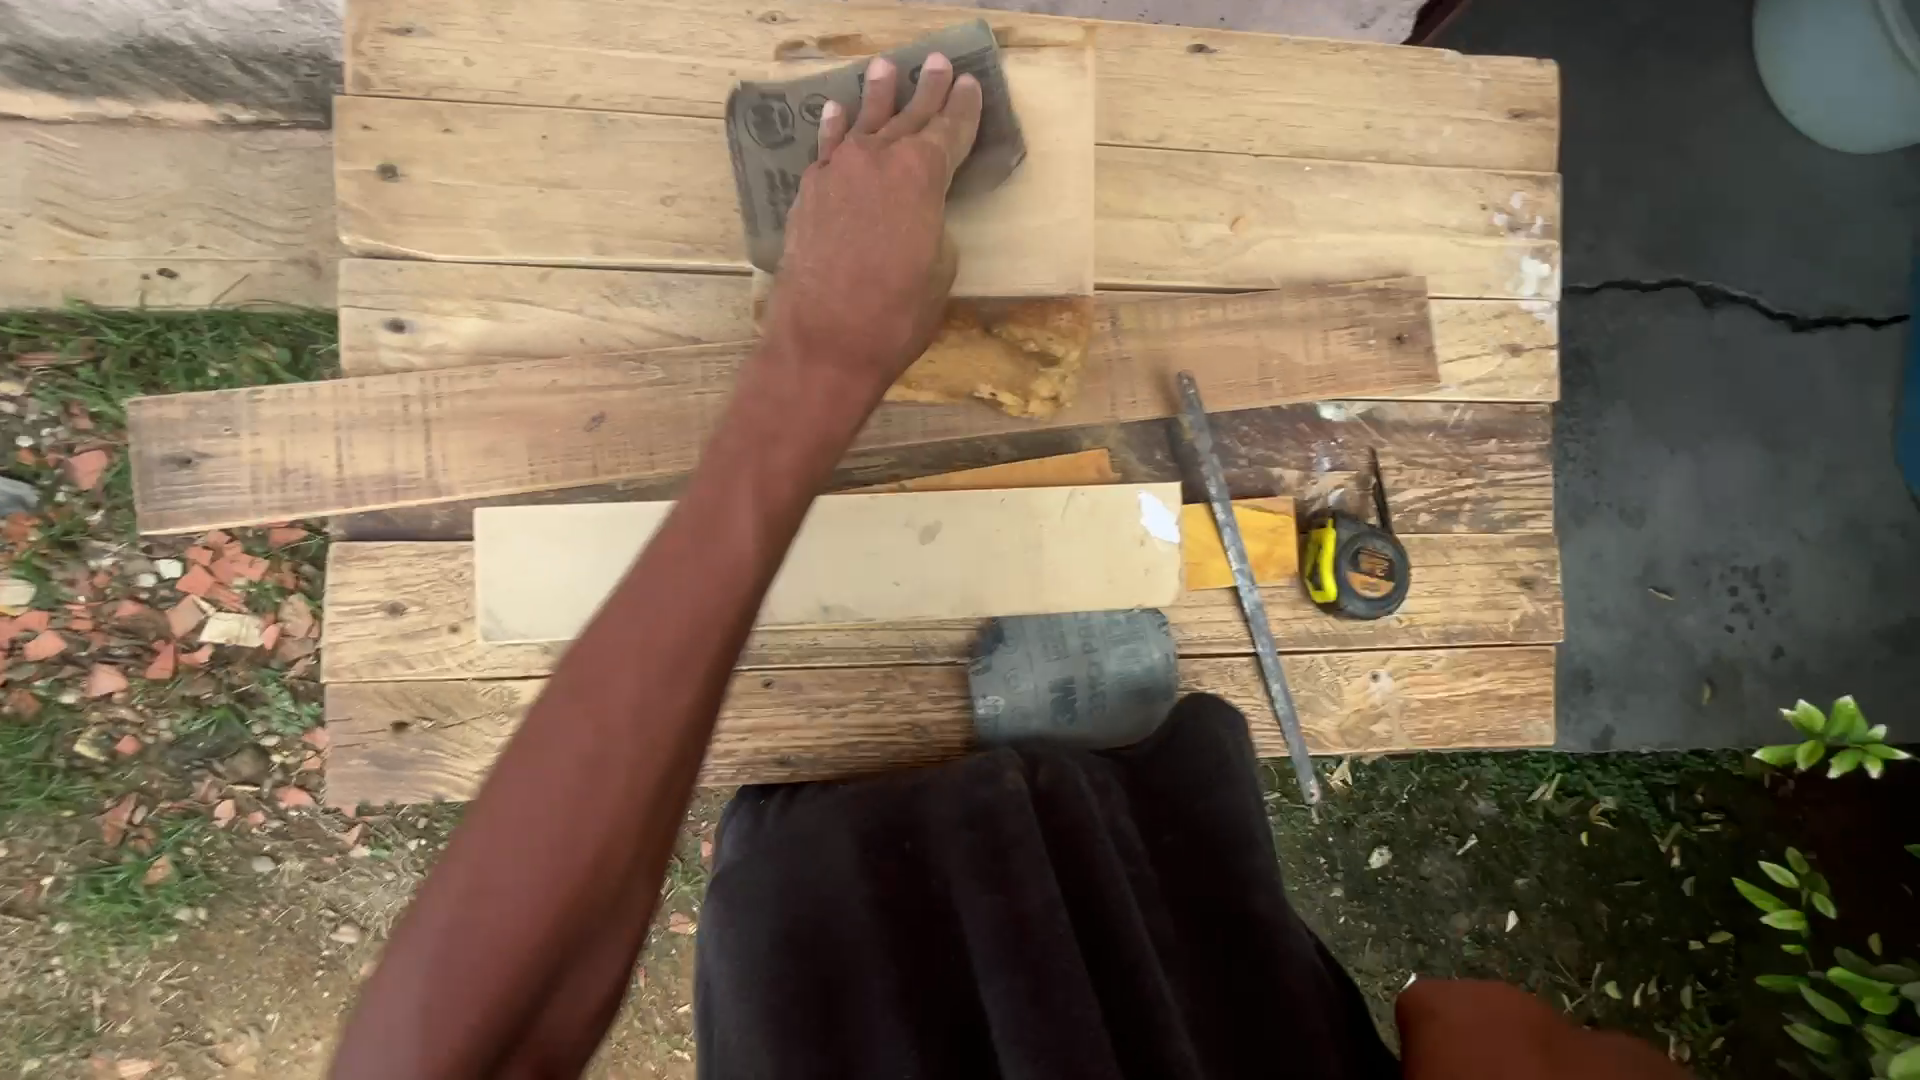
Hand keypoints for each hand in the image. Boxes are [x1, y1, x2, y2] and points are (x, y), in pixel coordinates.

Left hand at [759, 52, 983, 401]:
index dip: (964, 108)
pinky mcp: (808, 193)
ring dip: (878, 96)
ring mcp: (837, 172)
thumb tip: (921, 217)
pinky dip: (834, 128)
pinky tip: (836, 113)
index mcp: (922, 174)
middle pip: (908, 117)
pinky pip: (826, 147)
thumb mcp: (940, 273)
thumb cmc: (896, 316)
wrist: (825, 341)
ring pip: (862, 122)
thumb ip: (935, 228)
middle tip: (936, 63)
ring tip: (885, 70)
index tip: (970, 84)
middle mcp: (877, 159)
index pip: (950, 130)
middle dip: (926, 91)